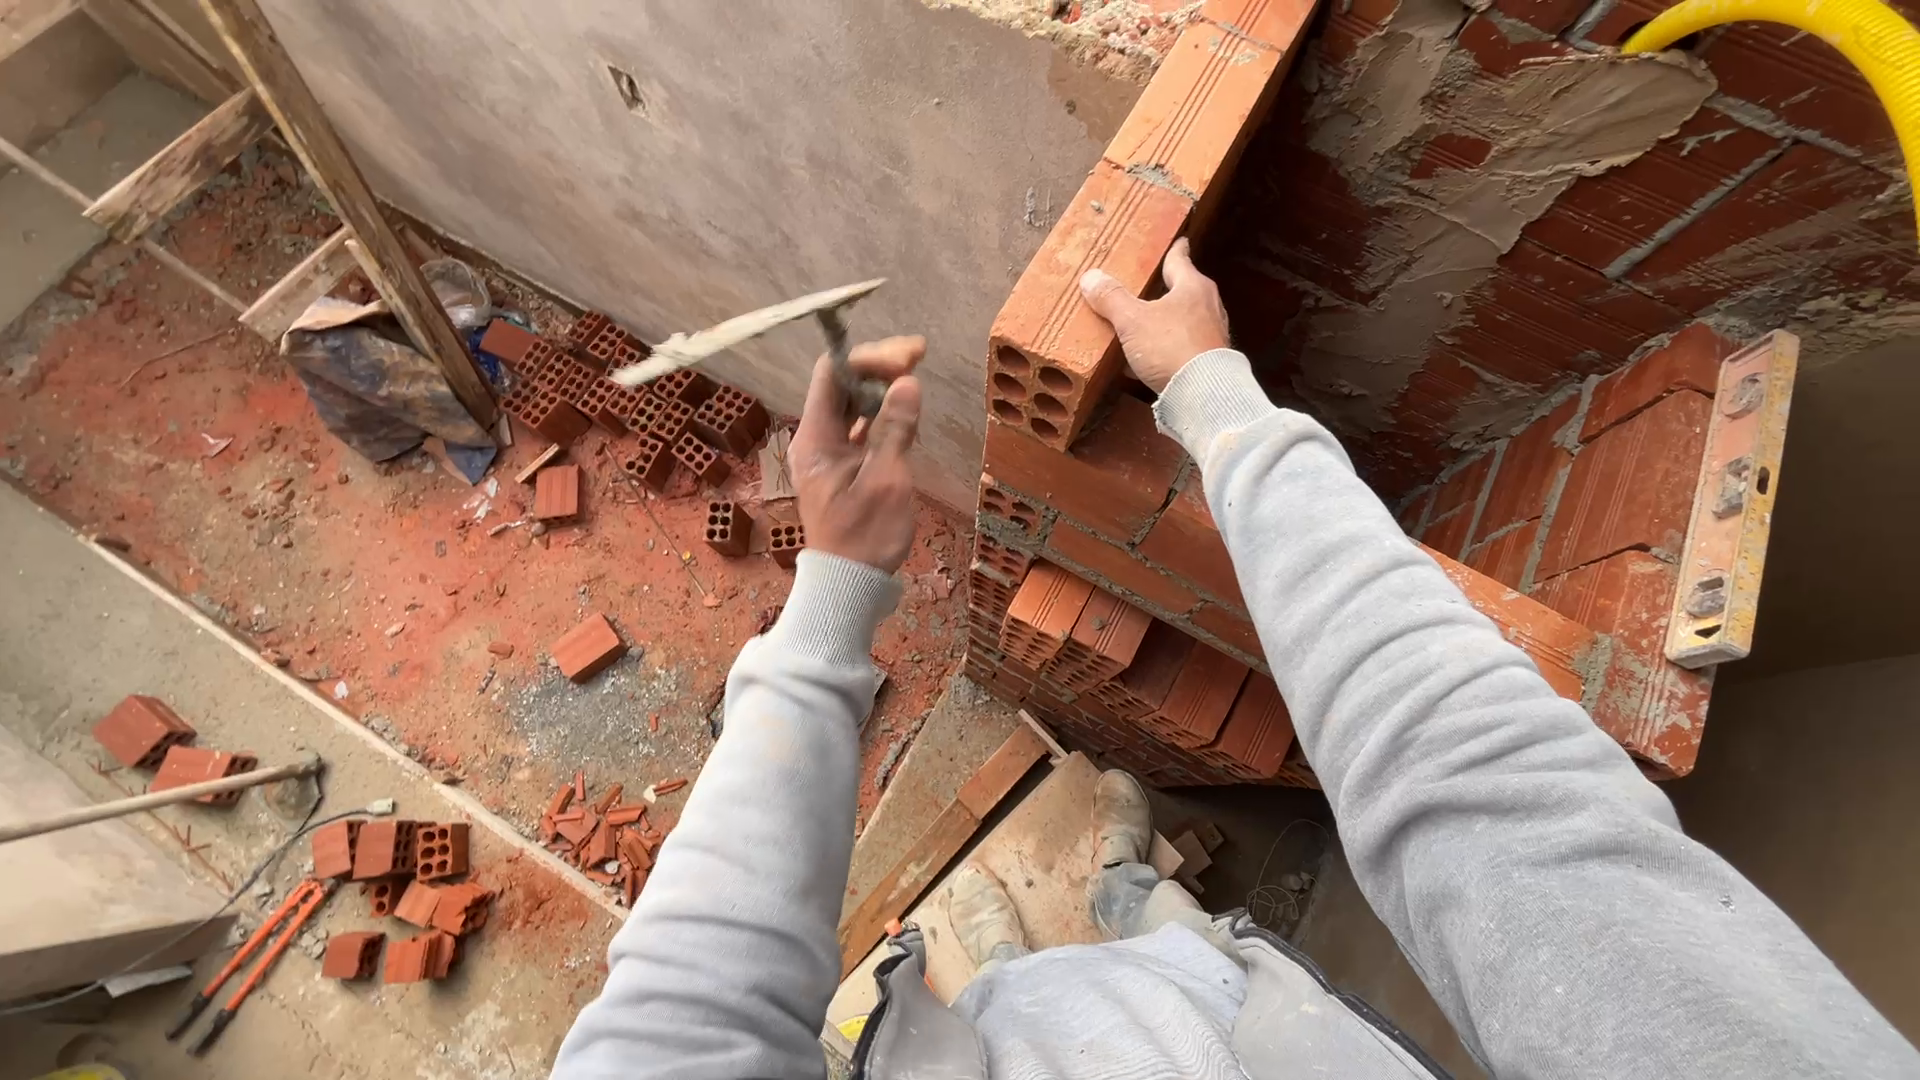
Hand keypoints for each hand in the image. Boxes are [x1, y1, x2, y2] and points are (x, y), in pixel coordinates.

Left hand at [789, 336, 924, 573]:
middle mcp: (816, 438)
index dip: (870, 358)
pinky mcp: (843, 467)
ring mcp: (828, 452)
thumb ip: (895, 429)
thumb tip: (908, 382)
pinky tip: (905, 419)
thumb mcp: (886, 481)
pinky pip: (860, 427)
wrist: (850, 583)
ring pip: (853, 404)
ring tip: (915, 386)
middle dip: (880, 368)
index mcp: (815, 437)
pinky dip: (882, 416)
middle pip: (843, 383)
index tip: (909, 361)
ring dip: (883, 390)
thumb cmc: (865, 537)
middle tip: (919, 360)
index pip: (833, 372)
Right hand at [1078, 237, 1229, 392]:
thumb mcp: (1133, 321)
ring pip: (1184, 320)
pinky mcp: (1209, 361)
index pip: (1180, 260)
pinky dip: (1167, 349)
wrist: (1202, 393)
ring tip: (1145, 325)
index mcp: (1192, 287)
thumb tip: (1091, 277)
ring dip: (1166, 321)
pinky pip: (1182, 348)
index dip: (1174, 250)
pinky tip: (1149, 361)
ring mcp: (1211, 335)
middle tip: (1152, 285)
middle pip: (1184, 290)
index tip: (1178, 241)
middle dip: (1168, 289)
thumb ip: (1112, 299)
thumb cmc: (1170, 346)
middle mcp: (1207, 306)